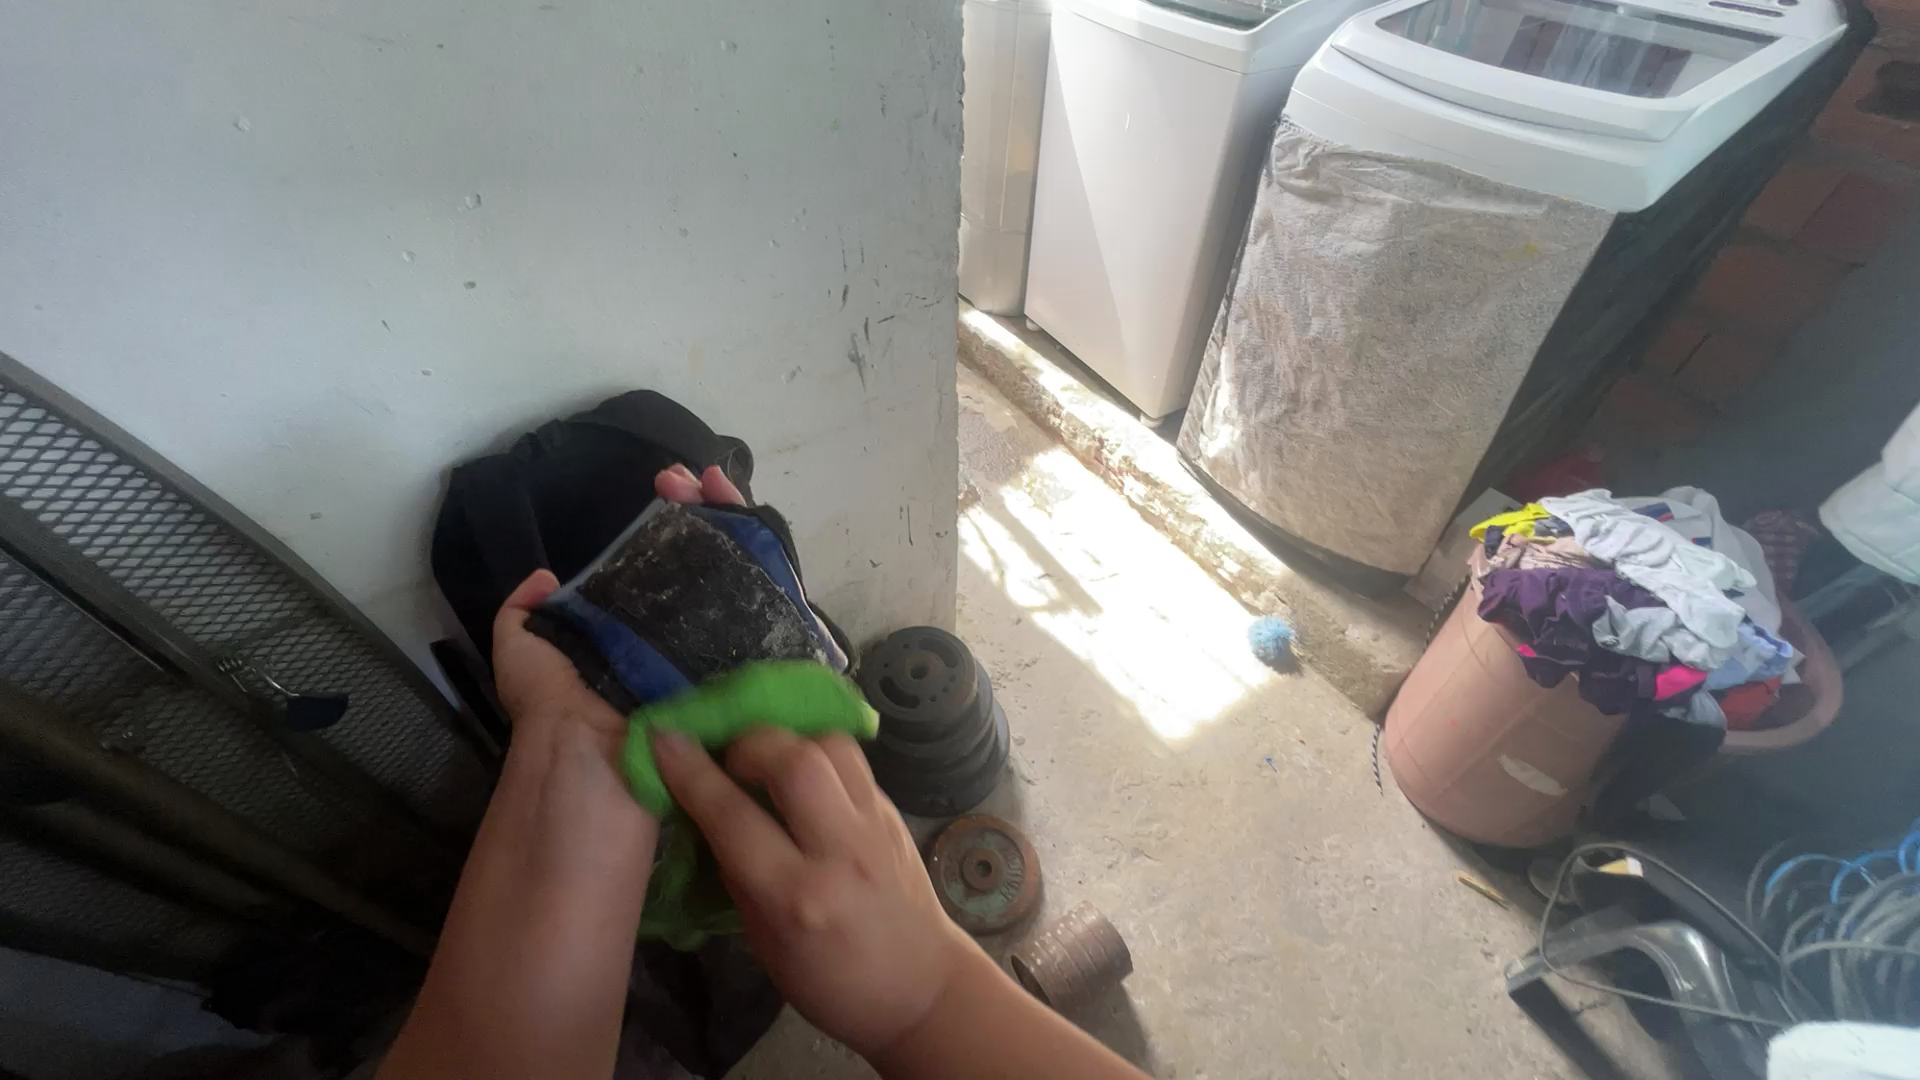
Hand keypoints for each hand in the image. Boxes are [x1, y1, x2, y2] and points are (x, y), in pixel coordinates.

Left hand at [489, 463, 747, 745]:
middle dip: (712, 509)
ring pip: (746, 570)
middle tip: (699, 481)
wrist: (597, 751)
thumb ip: (524, 615)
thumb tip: (544, 577)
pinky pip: (775, 607)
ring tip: (726, 486)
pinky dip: (775, 565)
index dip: (675, 518)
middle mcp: (691, 626)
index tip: (669, 485)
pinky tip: (763, 529)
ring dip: (741, 524)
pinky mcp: (752, 655)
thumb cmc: (558, 704)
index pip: (669, 558)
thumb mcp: (523, 652)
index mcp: (646, 620)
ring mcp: (725, 639)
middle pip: (715, 556)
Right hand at [653, 728, 987, 1059]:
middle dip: (749, 744)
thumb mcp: (765, 943)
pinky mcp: (893, 808)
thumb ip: (737, 872)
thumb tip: (709, 813)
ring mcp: (874, 821)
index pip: (734, 819)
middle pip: (795, 761)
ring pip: (831, 745)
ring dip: (790, 740)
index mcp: (798, 896)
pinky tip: (804, 774)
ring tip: (769, 762)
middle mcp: (841, 848)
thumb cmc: (831, 978)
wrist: (920, 983)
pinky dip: (819, 753)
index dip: (693, 774)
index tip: (666, 741)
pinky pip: (853, 760)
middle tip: (730, 759)